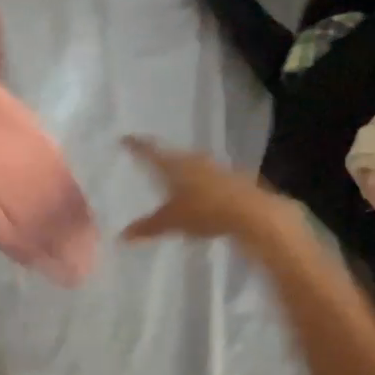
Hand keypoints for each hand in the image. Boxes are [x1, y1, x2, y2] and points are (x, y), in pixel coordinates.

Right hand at [120, 136, 300, 242]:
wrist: (251, 212)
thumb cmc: (204, 211)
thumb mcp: (171, 222)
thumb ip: (147, 227)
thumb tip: (122, 236)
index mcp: (173, 164)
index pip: (149, 150)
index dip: (136, 145)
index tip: (125, 138)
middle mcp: (191, 159)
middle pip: (171, 154)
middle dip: (159, 157)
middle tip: (149, 160)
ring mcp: (213, 166)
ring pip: (191, 163)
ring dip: (181, 168)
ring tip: (172, 176)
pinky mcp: (231, 176)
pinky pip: (207, 174)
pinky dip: (199, 180)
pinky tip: (199, 191)